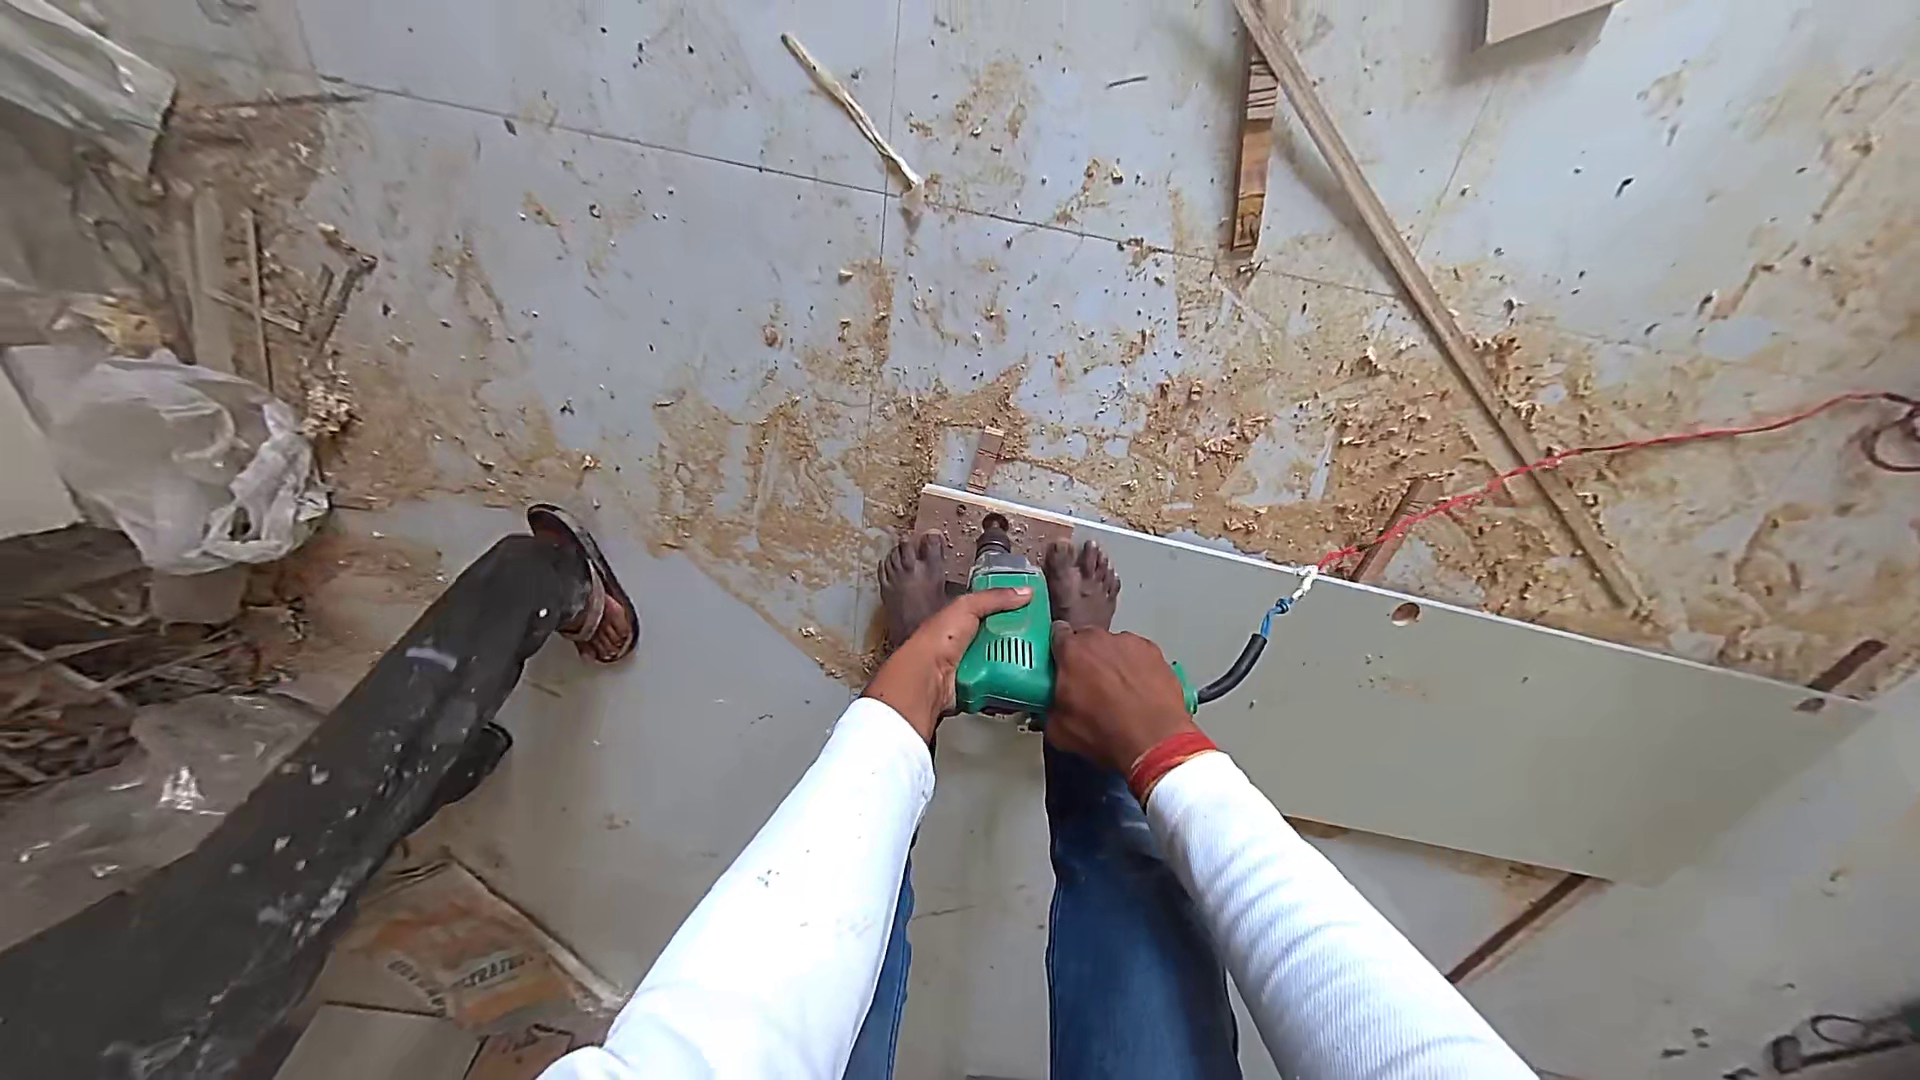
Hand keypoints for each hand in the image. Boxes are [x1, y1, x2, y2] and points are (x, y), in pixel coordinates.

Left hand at [864, 586, 1032, 742]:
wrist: (927, 679)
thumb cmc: (937, 639)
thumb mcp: (967, 607)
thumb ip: (995, 598)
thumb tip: (1024, 591)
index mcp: (961, 619)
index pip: (992, 610)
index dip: (1012, 608)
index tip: (1033, 609)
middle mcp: (966, 642)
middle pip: (1001, 637)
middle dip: (1019, 637)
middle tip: (1041, 637)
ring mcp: (971, 665)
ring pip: (1002, 660)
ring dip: (1017, 661)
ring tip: (1038, 659)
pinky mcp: (976, 686)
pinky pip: (999, 682)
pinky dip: (1010, 681)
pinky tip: (1025, 678)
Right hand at [1045, 624, 1199, 771]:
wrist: (1154, 742)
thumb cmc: (1107, 732)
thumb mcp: (1060, 730)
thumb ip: (1050, 709)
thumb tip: (1052, 710)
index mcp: (1071, 651)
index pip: (1057, 633)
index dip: (1059, 648)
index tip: (1061, 662)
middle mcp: (1099, 639)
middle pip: (1087, 638)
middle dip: (1086, 656)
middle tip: (1089, 682)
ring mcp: (1129, 643)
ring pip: (1114, 645)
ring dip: (1112, 660)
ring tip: (1119, 689)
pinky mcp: (1153, 652)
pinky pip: (1138, 653)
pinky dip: (1137, 666)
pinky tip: (1139, 689)